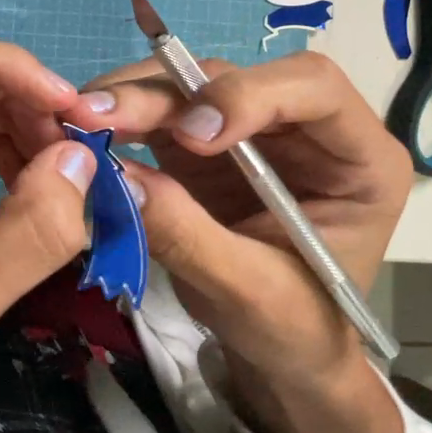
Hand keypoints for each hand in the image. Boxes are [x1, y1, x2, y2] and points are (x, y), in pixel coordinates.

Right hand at [62, 51, 411, 432]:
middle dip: (161, 94)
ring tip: (76, 120)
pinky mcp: (196, 138)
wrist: (277, 355)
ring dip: (127, 97)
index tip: (190, 138)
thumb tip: (115, 177)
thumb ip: (191, 236)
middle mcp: (298, 126)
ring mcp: (242, 127)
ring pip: (182, 83)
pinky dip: (116, 115)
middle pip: (227, 77)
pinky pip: (153, 107)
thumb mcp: (252, 295)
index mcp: (355, 157)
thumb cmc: (295, 331)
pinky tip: (81, 128)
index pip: (310, 88)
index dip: (247, 95)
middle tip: (96, 116)